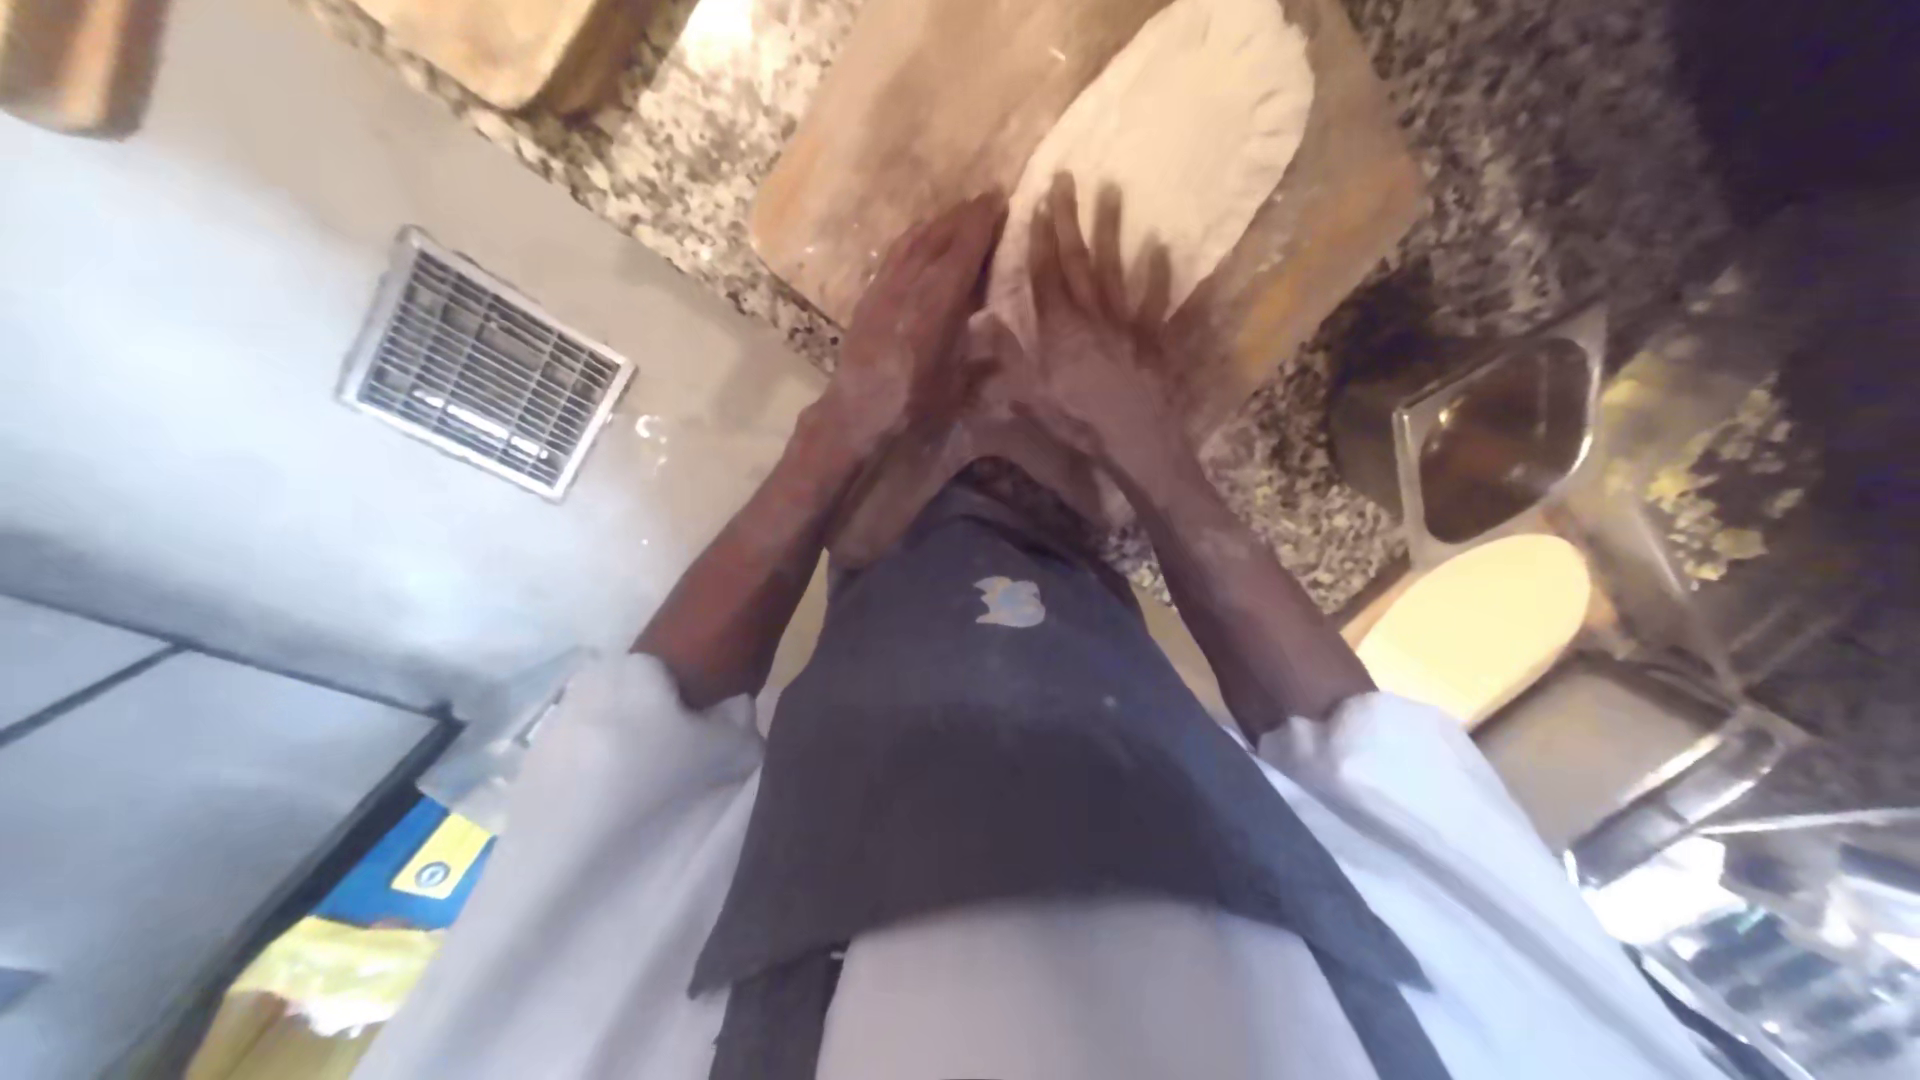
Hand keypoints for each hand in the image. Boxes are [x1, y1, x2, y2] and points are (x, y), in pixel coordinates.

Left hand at [820, 194, 1006, 451]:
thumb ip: (980, 354)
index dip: (982, 224)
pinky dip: (914, 238)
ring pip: (913, 240)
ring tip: (958, 213)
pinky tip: (921, 238)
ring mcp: (884, 289)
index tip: (1000, 200)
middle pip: (937, 237)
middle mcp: (908, 288)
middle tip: (986, 199)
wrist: (857, 415)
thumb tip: (999, 333)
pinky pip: (894, 254)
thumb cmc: (913, 407)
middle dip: (963, 215)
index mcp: (935, 308)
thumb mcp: (957, 385)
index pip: (962, 252)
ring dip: (938, 221)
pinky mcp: (869, 296)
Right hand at [996, 174, 1187, 475]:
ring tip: (1112, 190)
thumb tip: (978, 317)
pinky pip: (1155, 298)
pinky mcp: (1152, 335)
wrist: (1135, 438)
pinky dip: (1158, 272)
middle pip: (1077, 260)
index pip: (1045, 274)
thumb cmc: (1078, 420)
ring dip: (1111, 229)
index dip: (1039, 239)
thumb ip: (1007, 353)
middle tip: (1067, 177)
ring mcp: (1124, 322)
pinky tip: (1160, 245)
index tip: (1037, 203)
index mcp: (1058, 329)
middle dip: (1069, 218)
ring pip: (1114, 268)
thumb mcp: (1031, 395)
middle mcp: (1090, 314)